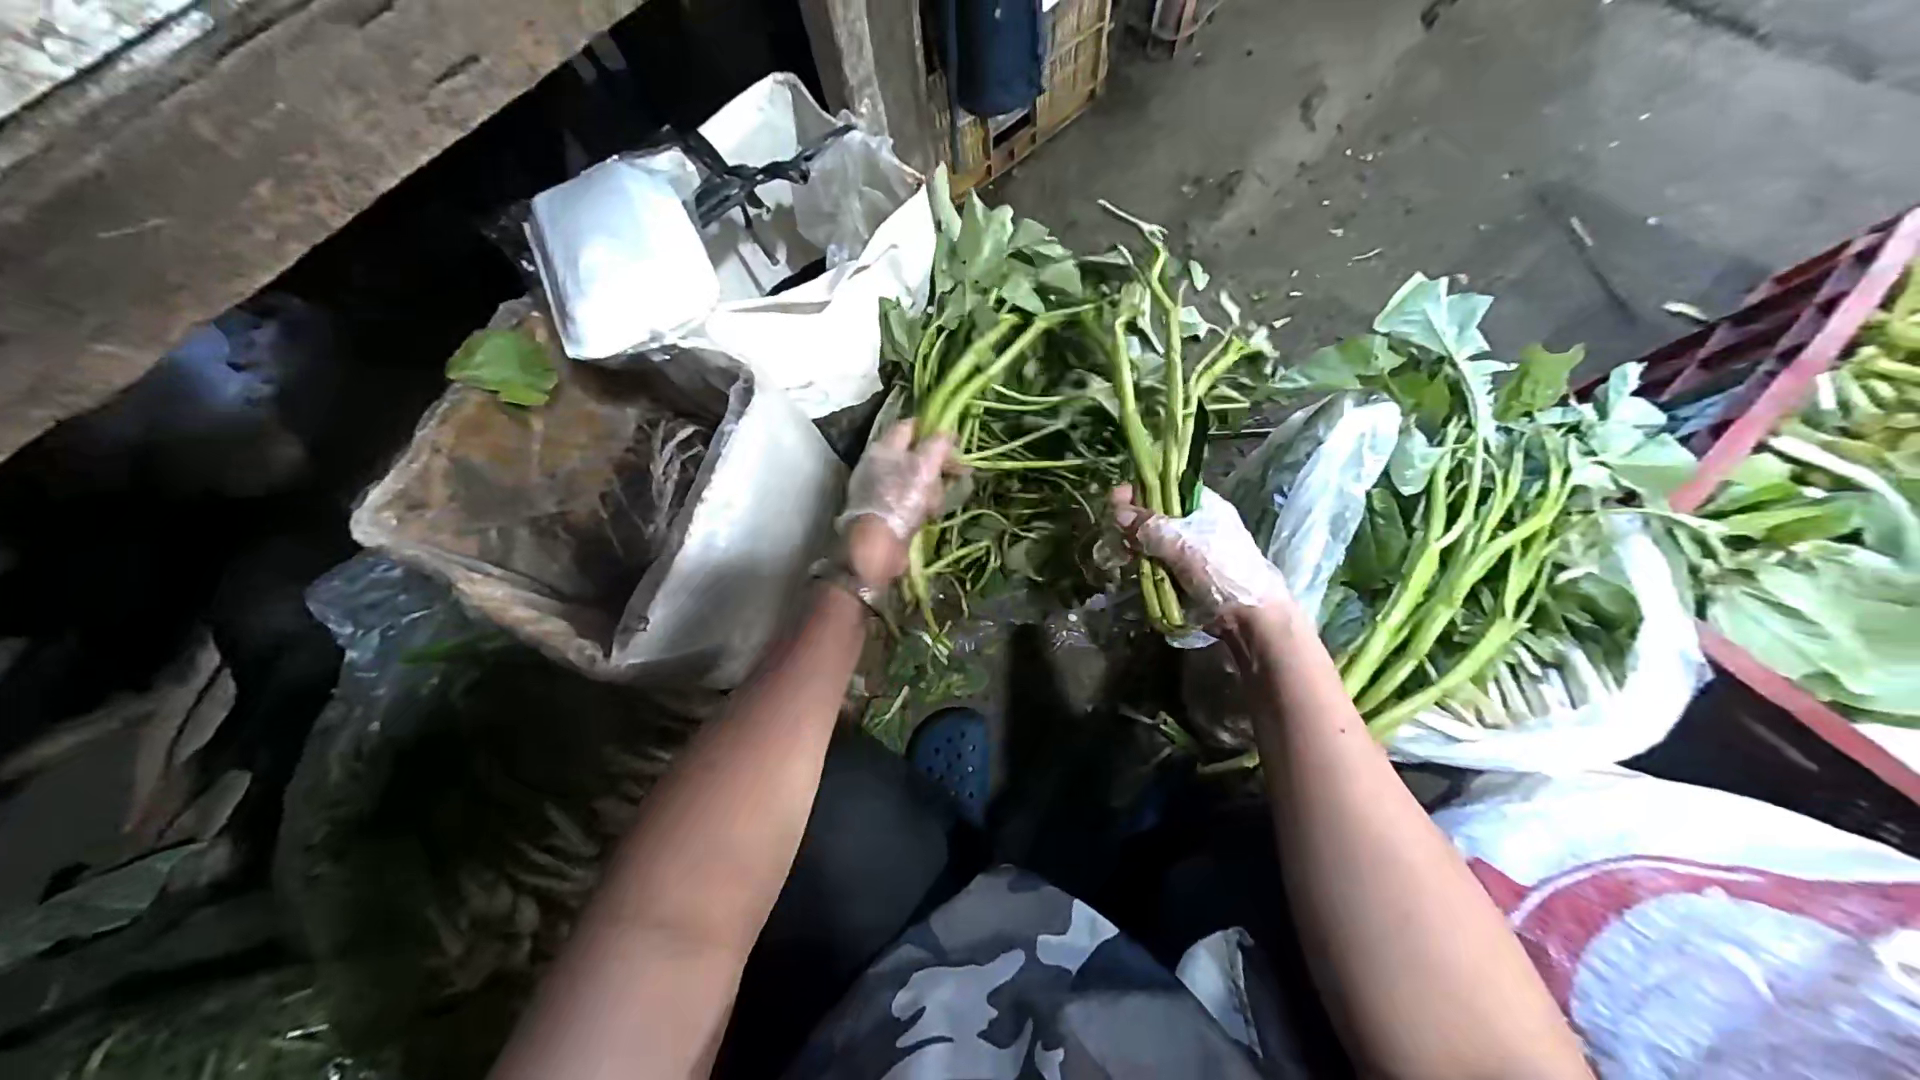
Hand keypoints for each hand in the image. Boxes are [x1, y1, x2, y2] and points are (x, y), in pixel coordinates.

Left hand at [839, 421, 954, 586]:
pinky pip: (908, 500)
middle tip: (957, 472)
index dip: (932, 430)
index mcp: (884, 447)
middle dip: (936, 463)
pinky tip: (931, 514)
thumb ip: (938, 445)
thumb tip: (948, 433)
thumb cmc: (900, 499)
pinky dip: (922, 505)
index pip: (909, 426)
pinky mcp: (884, 511)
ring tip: (941, 500)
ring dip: (932, 487)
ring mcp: (878, 489)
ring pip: (913, 479)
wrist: (877, 545)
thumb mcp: (925, 466)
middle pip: (913, 454)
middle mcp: (877, 464)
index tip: (954, 442)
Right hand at [1110, 484, 1294, 627]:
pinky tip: (1131, 566)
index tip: (1115, 502)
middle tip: (1114, 533)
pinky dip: (1143, 562)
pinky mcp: (1184, 571)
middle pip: (1155, 513)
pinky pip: (1157, 560)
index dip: (1139, 491)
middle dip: (1132, 521)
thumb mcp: (1181, 543)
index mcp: (1202, 504)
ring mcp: (1190, 548)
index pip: (1164, 486)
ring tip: (1120, 554)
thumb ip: (1148, 526)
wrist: (1248, 615)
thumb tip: (1117, 512)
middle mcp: (1195, 521)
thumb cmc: (1220, 569)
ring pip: (1153, 538)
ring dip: (1135, 545)